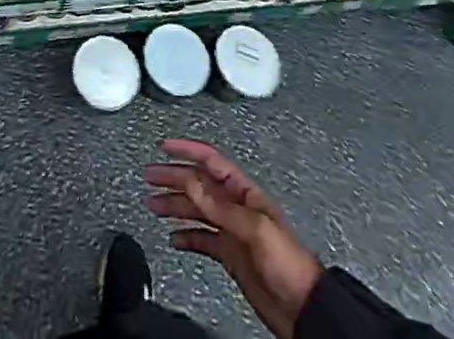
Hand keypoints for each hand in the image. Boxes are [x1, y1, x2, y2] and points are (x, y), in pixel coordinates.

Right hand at [145, 139, 323, 338]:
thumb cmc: (290, 263)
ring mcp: (233, 231)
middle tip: (150, 176)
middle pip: (199, 185)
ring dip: (174, 204)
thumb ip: (219, 205)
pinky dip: (186, 236)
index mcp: (245, 194)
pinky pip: (202, 239)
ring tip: (154, 203)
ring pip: (196, 210)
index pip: (212, 162)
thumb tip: (191, 180)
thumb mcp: (253, 227)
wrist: (303, 306)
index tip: (166, 147)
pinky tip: (175, 237)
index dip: (188, 151)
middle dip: (173, 177)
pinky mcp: (230, 254)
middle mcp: (237, 209)